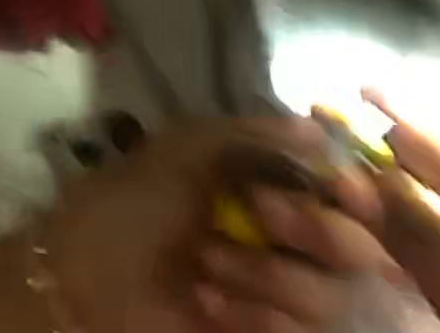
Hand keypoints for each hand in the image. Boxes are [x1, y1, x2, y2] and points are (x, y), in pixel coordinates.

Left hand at [42, 116, 392, 332]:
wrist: (89, 282)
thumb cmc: (134, 203)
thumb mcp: (185, 152)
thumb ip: (250, 137)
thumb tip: (318, 127)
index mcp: (260, 185)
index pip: (333, 189)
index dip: (345, 193)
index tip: (349, 197)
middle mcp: (279, 237)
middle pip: (348, 248)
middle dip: (309, 237)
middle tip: (255, 223)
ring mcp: (276, 291)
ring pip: (327, 297)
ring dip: (266, 280)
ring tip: (205, 266)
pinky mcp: (265, 330)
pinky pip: (296, 332)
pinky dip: (260, 320)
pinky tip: (208, 304)